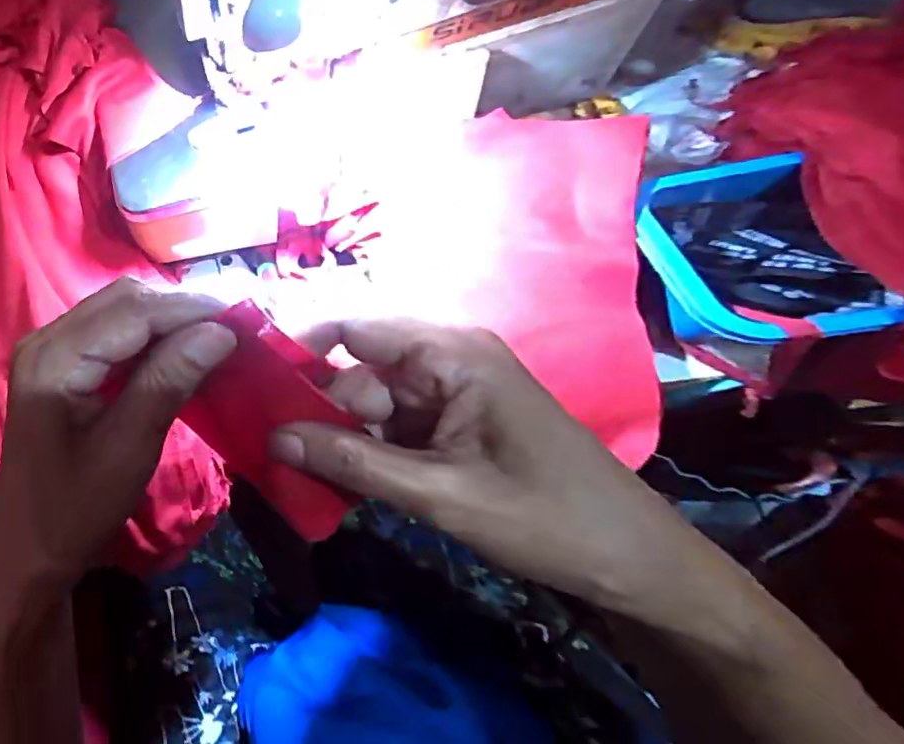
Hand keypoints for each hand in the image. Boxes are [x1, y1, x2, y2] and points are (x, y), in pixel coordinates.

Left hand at [0, 278, 237, 597]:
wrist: (27, 545)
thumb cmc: (76, 508)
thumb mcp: (128, 449)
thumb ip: (168, 382)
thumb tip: (220, 332)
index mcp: (52, 359)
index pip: (129, 313)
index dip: (187, 309)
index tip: (243, 315)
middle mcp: (43, 339)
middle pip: (119, 302)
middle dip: (178, 308)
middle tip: (234, 325)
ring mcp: (45, 348)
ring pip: (115, 310)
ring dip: (165, 317)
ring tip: (215, 333)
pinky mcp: (55, 361)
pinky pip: (106, 331)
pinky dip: (146, 334)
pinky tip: (179, 347)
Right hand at [269, 319, 705, 619]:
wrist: (646, 574)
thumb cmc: (551, 520)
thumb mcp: (442, 494)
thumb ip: (351, 463)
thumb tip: (270, 440)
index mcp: (448, 353)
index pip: (351, 330)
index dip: (300, 351)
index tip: (258, 386)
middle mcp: (442, 359)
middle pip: (353, 373)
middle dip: (322, 414)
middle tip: (290, 458)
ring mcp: (446, 391)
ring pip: (365, 403)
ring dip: (340, 439)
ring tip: (315, 479)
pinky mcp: (448, 421)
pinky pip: (386, 425)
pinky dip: (364, 451)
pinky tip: (347, 482)